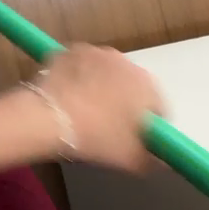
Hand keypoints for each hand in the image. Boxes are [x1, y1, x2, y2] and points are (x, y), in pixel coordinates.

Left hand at [30, 44, 163, 170]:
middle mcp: (125, 61)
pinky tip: (70, 94)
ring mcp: (94, 51)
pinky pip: (81, 66)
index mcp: (147, 85)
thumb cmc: (96, 137)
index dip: (148, 125)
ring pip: (106, 73)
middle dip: (125, 102)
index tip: (136, 138)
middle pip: (132, 85)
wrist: (47, 116)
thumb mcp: (133, 159)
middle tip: (109, 125)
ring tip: (86, 109)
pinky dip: (79, 76)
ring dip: (102, 86)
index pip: (158, 107)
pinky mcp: (68, 50)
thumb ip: (155, 158)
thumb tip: (161, 159)